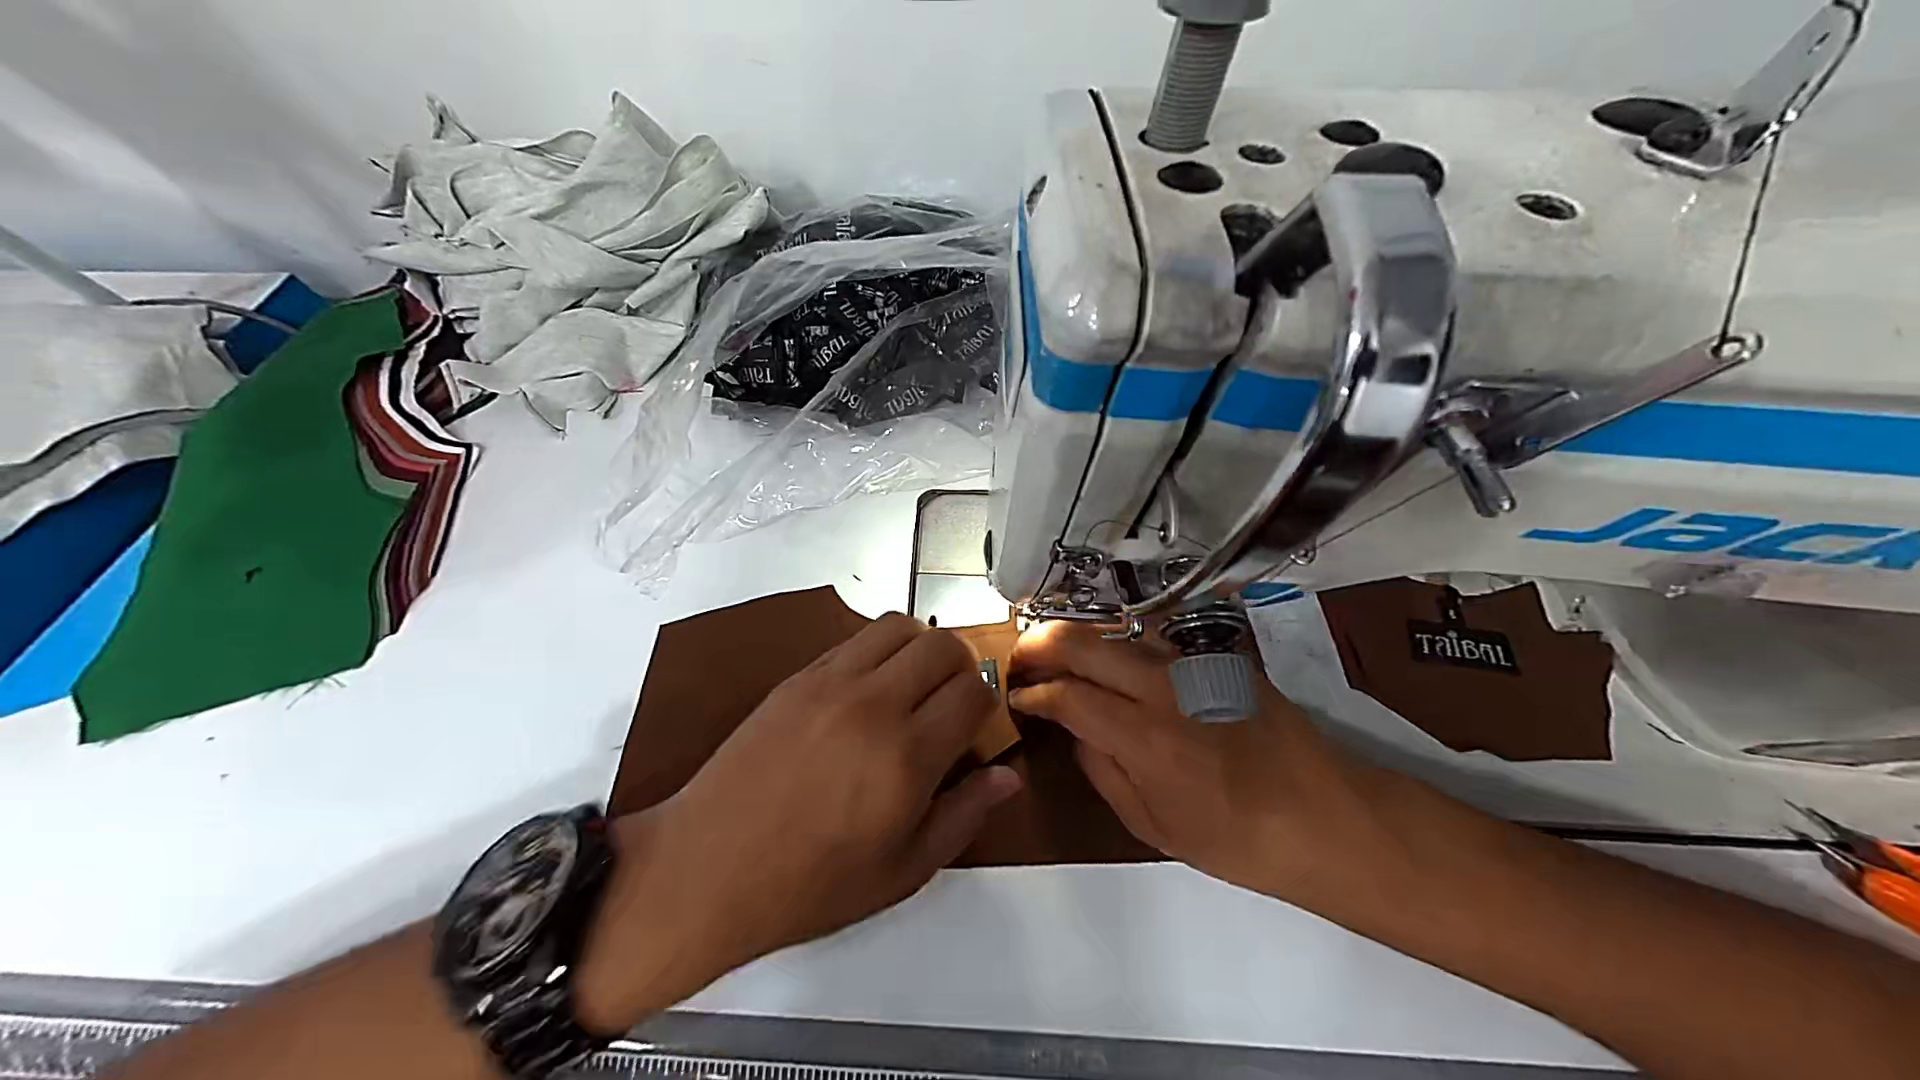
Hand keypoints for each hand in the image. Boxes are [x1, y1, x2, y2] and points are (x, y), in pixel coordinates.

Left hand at [577, 614, 1021, 1031]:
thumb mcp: (903, 870)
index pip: (974, 693)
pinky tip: (870, 689)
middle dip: (964, 668)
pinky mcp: (798, 676)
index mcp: (906, 757)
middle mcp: (873, 705)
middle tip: (953, 703)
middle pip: (944, 645)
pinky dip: (878, 650)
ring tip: (915, 687)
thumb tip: (1008, 776)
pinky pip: (854, 639)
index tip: (977, 729)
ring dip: (921, 647)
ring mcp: (831, 683)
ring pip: (900, 625)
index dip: (988, 706)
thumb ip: (964, 814)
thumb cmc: (811, 883)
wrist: (709, 868)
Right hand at [1008, 620, 1392, 907]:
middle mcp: (1164, 687)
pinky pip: (1151, 637)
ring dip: (1077, 636)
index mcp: (1145, 737)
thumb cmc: (1236, 839)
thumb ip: (1102, 770)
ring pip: (1115, 628)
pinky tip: (1109, 658)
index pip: (1066, 694)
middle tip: (1022, 661)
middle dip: (1040, 645)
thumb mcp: (1153, 825)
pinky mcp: (1217, 656)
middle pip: (1082, 641)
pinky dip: (1117, 641)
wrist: (1326, 816)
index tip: (1018, 699)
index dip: (1033, 693)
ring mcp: (1193, 663)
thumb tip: (1073, 729)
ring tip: (1056, 654)